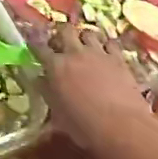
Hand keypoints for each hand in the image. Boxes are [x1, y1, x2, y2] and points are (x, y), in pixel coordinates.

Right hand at [33, 26, 153, 156]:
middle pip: (64, 30)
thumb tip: (40, 79)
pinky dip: (105, 46)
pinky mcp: (118, 58)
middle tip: (61, 45)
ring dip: (83, 38)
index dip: (36, 45)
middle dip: (61, 34)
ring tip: (84, 47)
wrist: (122, 128)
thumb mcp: (58, 113)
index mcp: (56, 66)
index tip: (35, 47)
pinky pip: (110, 43)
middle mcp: (75, 53)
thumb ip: (47, 92)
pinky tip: (105, 53)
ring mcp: (98, 53)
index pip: (39, 48)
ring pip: (88, 33)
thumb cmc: (85, 126)